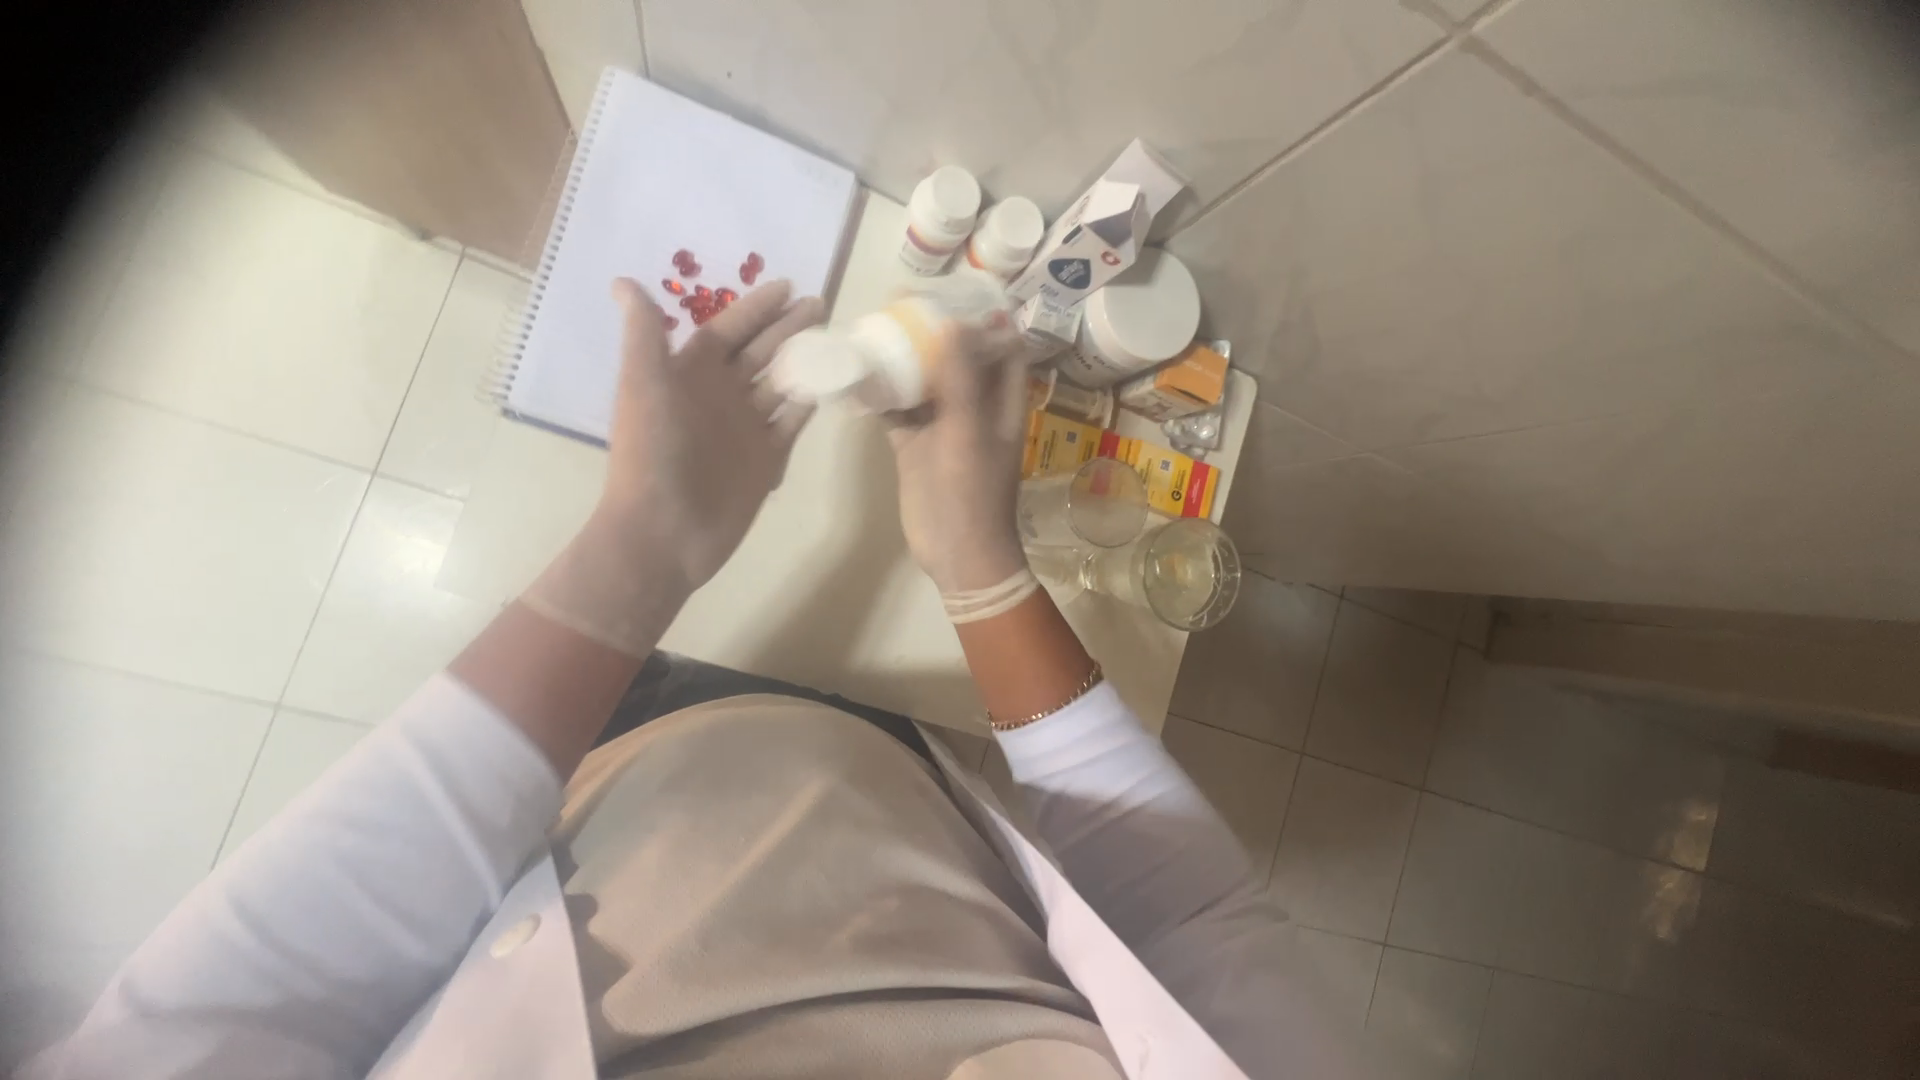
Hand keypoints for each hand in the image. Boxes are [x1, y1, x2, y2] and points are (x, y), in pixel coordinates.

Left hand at [521, 277, 823, 654]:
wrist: (665, 531)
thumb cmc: (652, 454)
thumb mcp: (643, 385)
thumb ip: (644, 335)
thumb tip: (623, 282)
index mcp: (688, 375)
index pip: (728, 330)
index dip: (756, 309)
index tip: (788, 286)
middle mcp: (719, 397)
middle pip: (761, 353)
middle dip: (789, 328)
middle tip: (820, 305)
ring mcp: (745, 429)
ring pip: (781, 384)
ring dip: (804, 360)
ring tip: (833, 338)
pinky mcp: (766, 459)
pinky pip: (792, 423)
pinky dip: (809, 403)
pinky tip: (830, 383)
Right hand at [884, 315, 1030, 595]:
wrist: (956, 554)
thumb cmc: (972, 494)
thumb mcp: (969, 433)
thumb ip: (962, 379)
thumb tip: (952, 322)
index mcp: (1001, 402)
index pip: (1003, 349)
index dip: (986, 319)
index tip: (955, 292)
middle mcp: (973, 408)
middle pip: (958, 357)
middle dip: (934, 330)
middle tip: (900, 302)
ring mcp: (942, 427)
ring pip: (924, 381)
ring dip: (903, 358)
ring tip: (873, 326)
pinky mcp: (915, 446)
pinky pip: (897, 410)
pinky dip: (880, 393)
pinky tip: (856, 373)